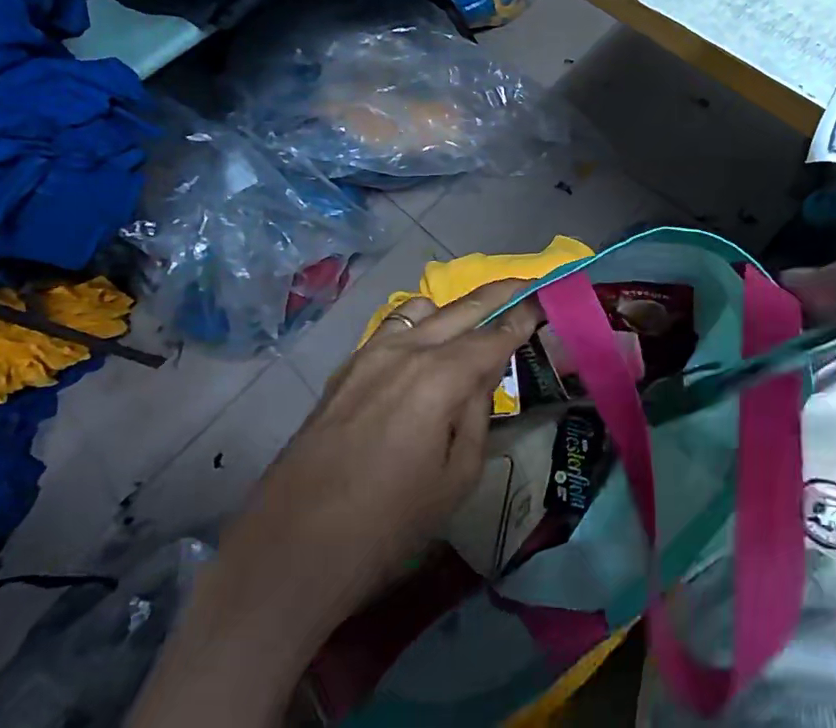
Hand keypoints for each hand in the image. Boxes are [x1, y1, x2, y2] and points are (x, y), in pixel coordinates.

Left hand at [128, 280, 541, 727]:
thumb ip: (476, 416)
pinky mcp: (343, 372)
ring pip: (420, 311)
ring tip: (473, 325)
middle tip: (525, 285)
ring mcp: (367, 356)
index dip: (523, 317)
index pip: (494, 335)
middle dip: (497, 293)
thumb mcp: (456, 479)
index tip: (544, 300)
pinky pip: (390, 331)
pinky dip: (417, 326)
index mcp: (440, 377)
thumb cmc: (388, 525)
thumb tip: (480, 379)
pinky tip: (423, 351)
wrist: (291, 550)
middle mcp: (405, 351)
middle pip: (460, 308)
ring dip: (453, 310)